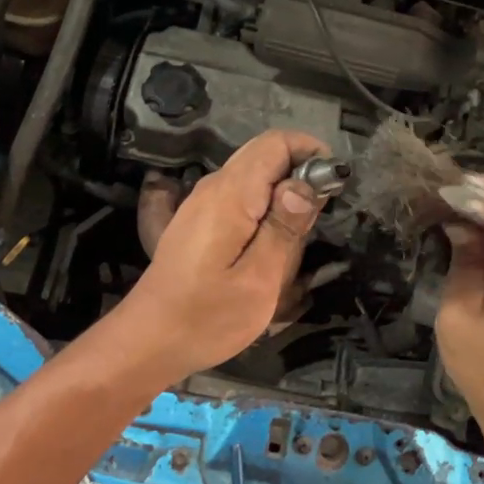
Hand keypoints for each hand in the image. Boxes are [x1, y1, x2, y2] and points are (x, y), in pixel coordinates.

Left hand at [109, 130, 328, 383]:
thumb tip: (307, 183)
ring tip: (297, 238)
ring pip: (255, 174)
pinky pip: (241, 195)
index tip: (334, 186)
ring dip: (283, 193)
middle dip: (301, 172)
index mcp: (231, 194)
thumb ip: (284, 227)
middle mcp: (215, 186)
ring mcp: (203, 202)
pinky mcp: (200, 219)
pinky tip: (270, 246)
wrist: (149, 340)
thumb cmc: (207, 317)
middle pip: (266, 153)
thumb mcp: (258, 280)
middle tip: (321, 215)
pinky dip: (265, 207)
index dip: (311, 152)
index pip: (276, 143)